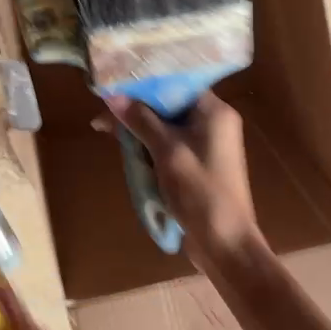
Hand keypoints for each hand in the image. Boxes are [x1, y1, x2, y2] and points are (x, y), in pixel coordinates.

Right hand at [102, 93, 263, 272]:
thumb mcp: (166, 151)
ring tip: (109, 132)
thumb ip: (140, 120)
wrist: (226, 245)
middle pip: (169, 105)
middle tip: (104, 116)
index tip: (115, 86)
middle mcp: (213, 122)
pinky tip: (128, 152)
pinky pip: (170, 146)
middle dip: (137, 110)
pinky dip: (150, 147)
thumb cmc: (200, 191)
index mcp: (214, 111)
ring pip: (167, 127)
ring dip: (141, 131)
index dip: (145, 84)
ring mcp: (207, 145)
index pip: (176, 84)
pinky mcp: (199, 165)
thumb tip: (112, 95)